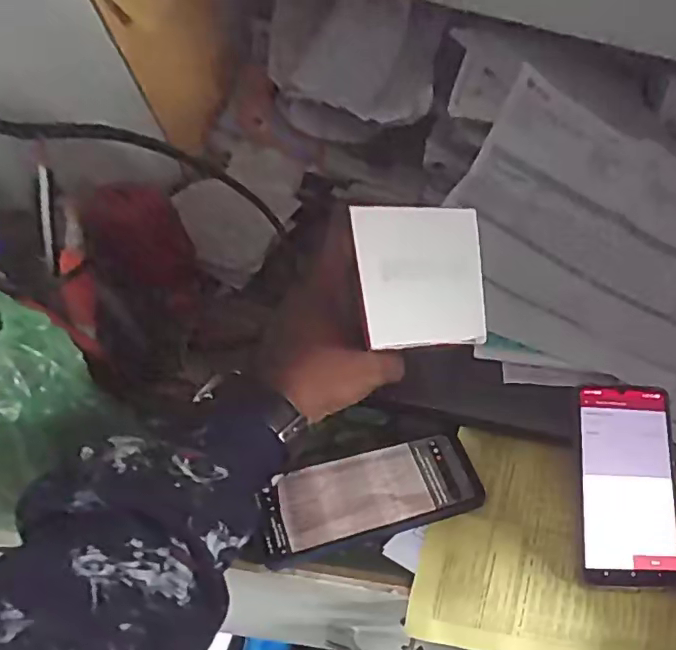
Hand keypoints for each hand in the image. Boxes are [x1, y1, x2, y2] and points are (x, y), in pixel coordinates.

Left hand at [259, 208, 404, 419]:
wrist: (273, 406)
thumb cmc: (317, 377)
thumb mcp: (365, 371)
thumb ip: (391, 362)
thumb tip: (402, 360)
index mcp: (322, 287)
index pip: (339, 237)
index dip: (361, 220)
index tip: (386, 216)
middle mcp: (309, 291)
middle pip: (342, 262)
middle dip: (371, 258)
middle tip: (402, 258)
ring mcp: (302, 311)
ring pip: (338, 287)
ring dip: (362, 287)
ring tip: (393, 291)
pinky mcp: (301, 332)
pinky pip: (333, 311)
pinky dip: (352, 312)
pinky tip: (372, 326)